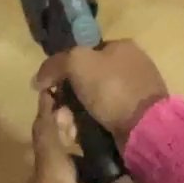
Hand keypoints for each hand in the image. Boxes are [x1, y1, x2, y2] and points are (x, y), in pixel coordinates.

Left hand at [0, 90, 142, 182]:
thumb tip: (139, 178)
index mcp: (50, 171)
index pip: (48, 126)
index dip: (54, 103)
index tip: (63, 80)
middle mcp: (44, 181)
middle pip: (59, 146)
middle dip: (77, 129)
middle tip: (108, 117)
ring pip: (67, 171)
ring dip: (88, 161)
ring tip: (121, 156)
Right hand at [30, 40, 169, 147]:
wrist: (144, 127)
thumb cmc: (111, 88)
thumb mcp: (76, 63)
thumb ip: (54, 64)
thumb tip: (38, 80)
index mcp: (122, 47)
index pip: (84, 53)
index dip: (64, 70)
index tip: (51, 89)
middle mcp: (132, 65)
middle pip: (87, 80)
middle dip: (68, 98)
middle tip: (59, 114)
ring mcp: (136, 92)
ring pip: (93, 101)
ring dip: (75, 115)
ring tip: (69, 129)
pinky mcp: (137, 116)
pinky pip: (105, 118)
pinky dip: (91, 125)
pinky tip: (82, 135)